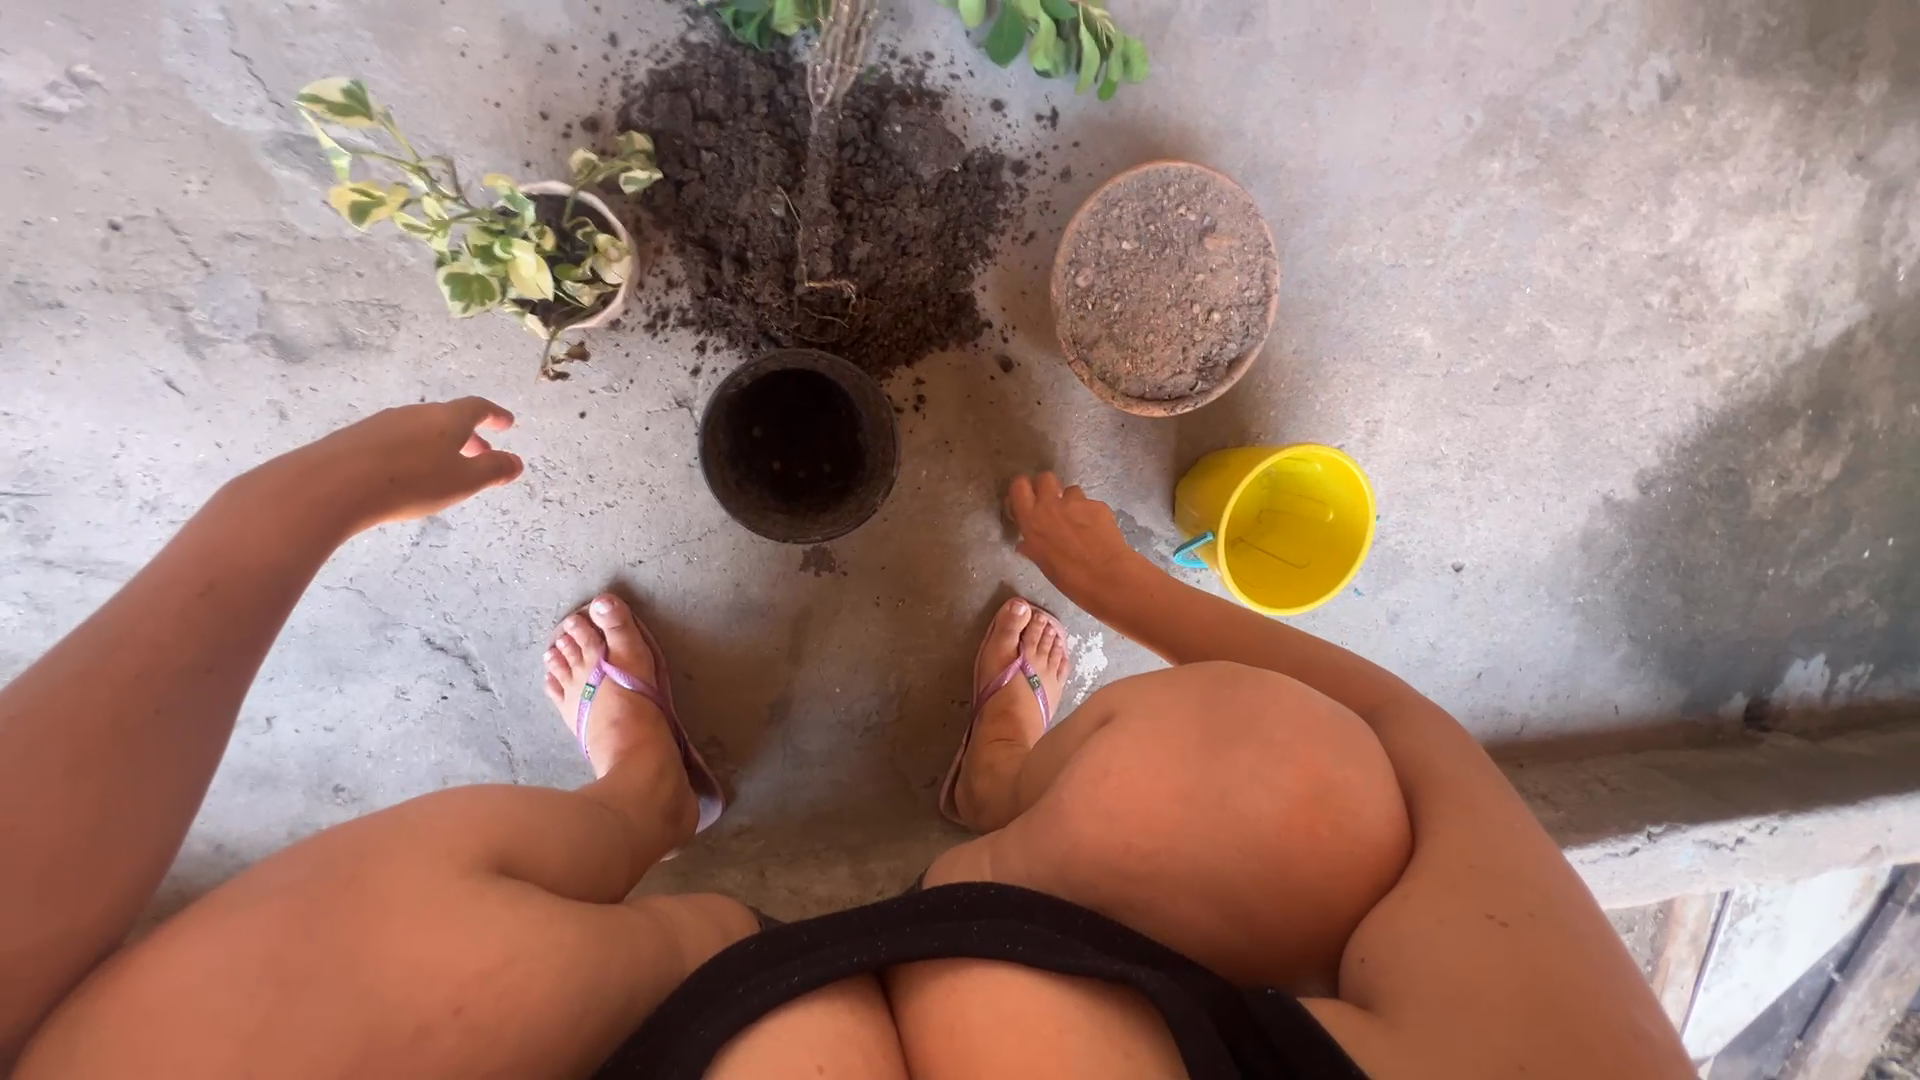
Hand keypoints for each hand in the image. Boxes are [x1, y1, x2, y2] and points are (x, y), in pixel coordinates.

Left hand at [252, 397, 524, 535]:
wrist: (329, 486)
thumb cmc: (411, 482)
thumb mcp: (464, 481)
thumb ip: (494, 470)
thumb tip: (516, 462)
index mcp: (447, 419)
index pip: (478, 408)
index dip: (495, 415)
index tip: (507, 422)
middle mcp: (415, 414)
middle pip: (448, 418)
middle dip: (469, 434)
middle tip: (482, 451)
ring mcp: (383, 424)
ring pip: (422, 429)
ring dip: (441, 444)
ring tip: (447, 466)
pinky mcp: (356, 439)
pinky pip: (397, 440)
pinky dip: (415, 451)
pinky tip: (409, 473)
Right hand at [1007, 473, 1149, 602]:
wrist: (1106, 576)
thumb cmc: (1068, 577)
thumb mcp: (1042, 563)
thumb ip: (1032, 547)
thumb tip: (1025, 544)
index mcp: (1031, 520)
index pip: (1018, 486)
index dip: (1023, 488)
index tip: (1027, 498)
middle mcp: (1051, 505)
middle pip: (1045, 477)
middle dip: (1047, 487)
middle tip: (1052, 503)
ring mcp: (1077, 502)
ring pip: (1071, 490)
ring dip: (1072, 502)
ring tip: (1079, 521)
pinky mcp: (1098, 505)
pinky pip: (1090, 503)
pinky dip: (1091, 514)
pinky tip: (1097, 530)